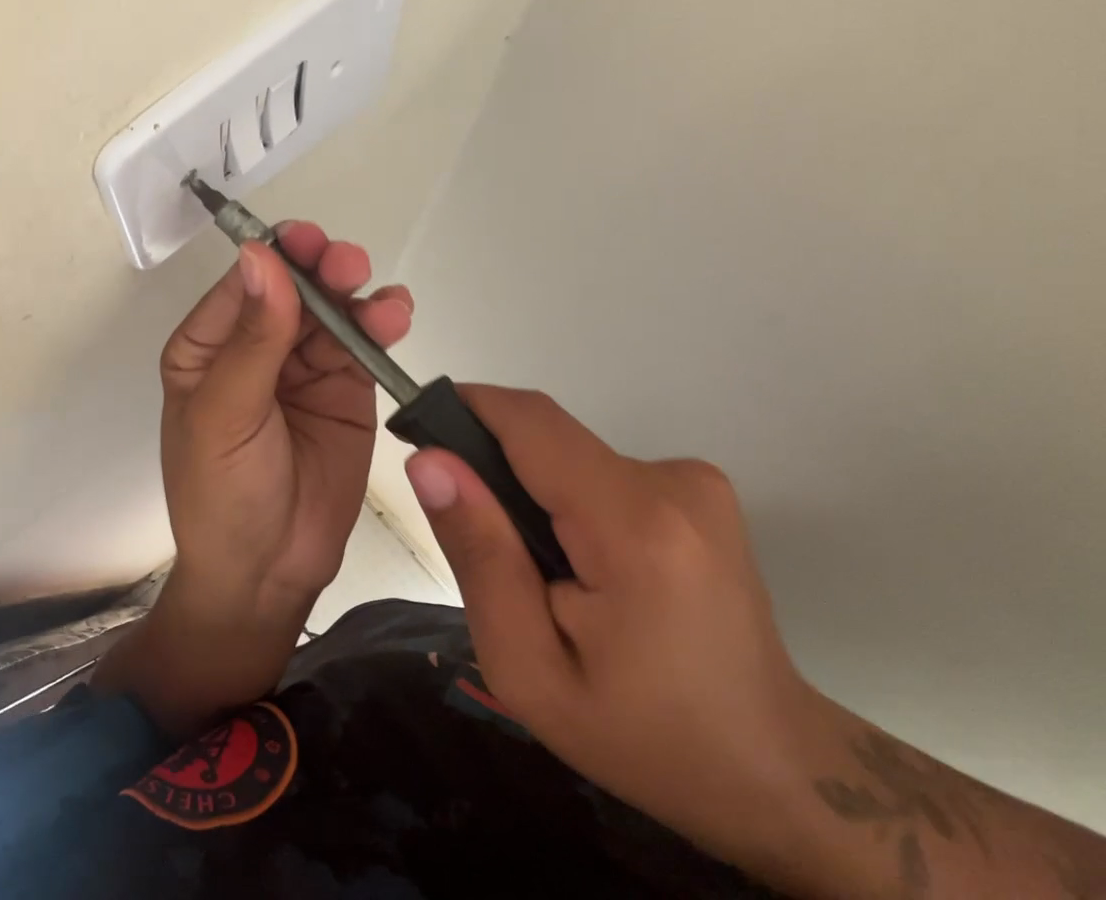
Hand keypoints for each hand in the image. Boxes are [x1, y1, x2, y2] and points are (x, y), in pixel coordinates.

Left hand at [160, 224, 413, 610]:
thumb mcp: (226, 415)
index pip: (242, 287)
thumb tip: (259, 255)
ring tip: (381, 302)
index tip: (303, 242)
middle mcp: (254, 349)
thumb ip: (252, 339)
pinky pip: (363, 345)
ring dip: (355, 295)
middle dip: (319, 270)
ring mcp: (303, 368)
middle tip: (346, 264)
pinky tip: (395, 314)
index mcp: (207, 349)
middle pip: (291, 290)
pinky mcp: (346, 391)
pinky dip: (381, 325)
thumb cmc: (222, 493)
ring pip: (332, 311)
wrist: (266, 570)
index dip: (273, 260)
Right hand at [402, 385, 823, 875]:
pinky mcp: (699, 494)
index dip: (460, 412)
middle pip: (544, 443)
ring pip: (567, 462)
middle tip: (487, 569)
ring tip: (542, 588)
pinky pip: (598, 476)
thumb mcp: (525, 663)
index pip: (528, 421)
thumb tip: (430, 461)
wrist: (766, 766)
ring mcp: (696, 485)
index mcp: (635, 526)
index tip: (413, 440)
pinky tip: (582, 580)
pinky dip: (567, 513)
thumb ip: (479, 554)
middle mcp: (675, 482)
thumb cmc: (637, 732)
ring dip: (531, 506)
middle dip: (494, 485)